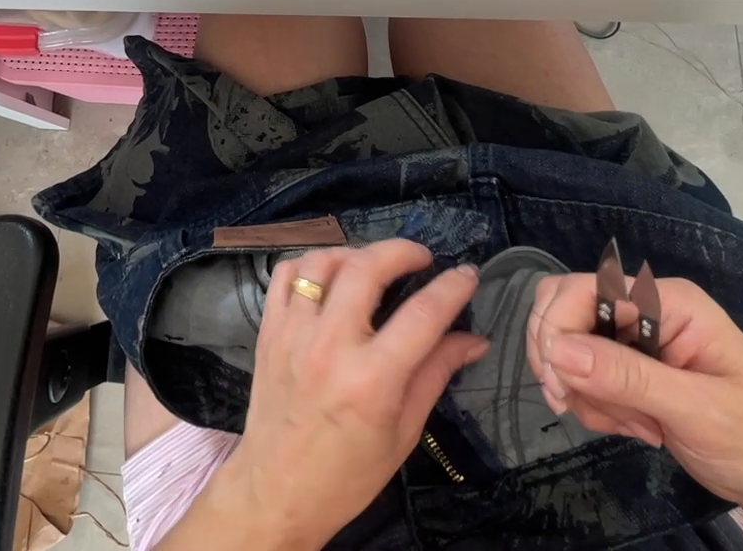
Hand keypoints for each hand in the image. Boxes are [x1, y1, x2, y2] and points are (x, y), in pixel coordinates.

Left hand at [200, 241, 488, 550]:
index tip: (466, 274)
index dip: (451, 288)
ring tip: (374, 264)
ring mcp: (293, 333)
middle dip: (401, 251)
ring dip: (354, 253)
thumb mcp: (404, 431)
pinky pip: (285, 274)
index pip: (422, 315)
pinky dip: (309, 263)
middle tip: (421, 256)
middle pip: (366, 270)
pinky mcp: (269, 329)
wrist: (277, 490)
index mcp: (371, 379)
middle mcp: (329, 346)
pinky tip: (329, 274)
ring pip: (321, 262)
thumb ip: (436, 373)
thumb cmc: (348, 472)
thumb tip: (473, 338)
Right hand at [525, 271, 742, 512]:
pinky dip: (592, 404)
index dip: (557, 329)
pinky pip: (580, 373)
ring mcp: (635, 339)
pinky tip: (633, 428)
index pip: (583, 289)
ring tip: (630, 426)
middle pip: (564, 308)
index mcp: (667, 301)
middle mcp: (645, 309)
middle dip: (560, 359)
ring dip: (583, 390)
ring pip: (566, 345)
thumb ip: (626, 376)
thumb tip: (556, 351)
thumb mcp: (698, 410)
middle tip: (572, 403)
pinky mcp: (628, 369)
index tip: (557, 384)